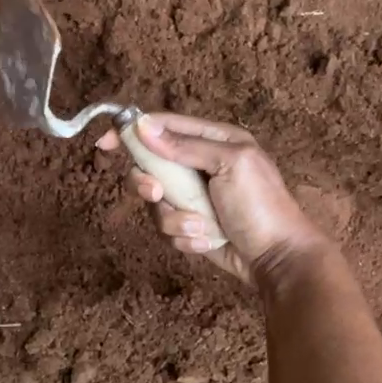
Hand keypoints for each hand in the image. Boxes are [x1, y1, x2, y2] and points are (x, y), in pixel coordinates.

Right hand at [96, 112, 329, 287]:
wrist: (276, 256)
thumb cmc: (260, 205)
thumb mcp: (229, 164)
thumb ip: (185, 145)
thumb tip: (142, 126)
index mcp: (213, 141)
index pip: (163, 127)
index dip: (132, 133)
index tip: (105, 143)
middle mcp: (199, 166)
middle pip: (149, 167)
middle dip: (150, 185)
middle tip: (158, 194)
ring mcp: (193, 197)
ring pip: (155, 204)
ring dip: (175, 219)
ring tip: (201, 228)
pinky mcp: (189, 225)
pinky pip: (166, 228)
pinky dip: (184, 237)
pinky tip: (208, 241)